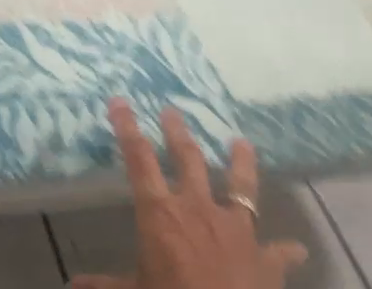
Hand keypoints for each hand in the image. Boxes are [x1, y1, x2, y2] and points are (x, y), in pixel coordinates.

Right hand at [72, 98, 308, 288]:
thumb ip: (105, 285)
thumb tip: (74, 286)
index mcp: (159, 212)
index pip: (138, 158)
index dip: (127, 127)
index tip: (120, 101)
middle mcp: (196, 209)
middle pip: (187, 160)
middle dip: (178, 133)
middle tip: (173, 111)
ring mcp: (237, 231)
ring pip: (241, 188)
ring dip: (241, 164)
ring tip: (242, 143)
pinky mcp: (268, 260)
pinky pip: (280, 251)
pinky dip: (287, 250)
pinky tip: (297, 248)